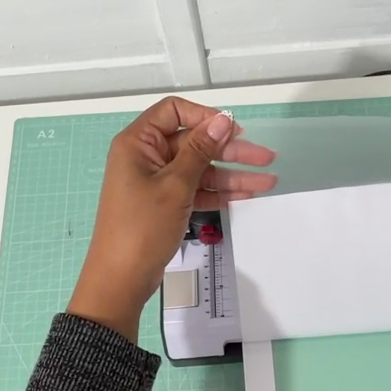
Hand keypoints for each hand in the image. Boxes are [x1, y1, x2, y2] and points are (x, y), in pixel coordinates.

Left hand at [68, 98, 275, 339]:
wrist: (121, 279)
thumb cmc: (142, 227)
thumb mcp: (176, 185)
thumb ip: (201, 150)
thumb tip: (223, 120)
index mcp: (138, 142)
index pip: (174, 112)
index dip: (205, 117)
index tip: (235, 130)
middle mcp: (146, 156)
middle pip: (194, 142)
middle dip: (230, 150)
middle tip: (266, 158)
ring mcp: (157, 181)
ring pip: (200, 169)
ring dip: (232, 175)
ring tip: (268, 181)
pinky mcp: (166, 204)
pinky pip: (197, 189)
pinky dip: (220, 192)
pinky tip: (248, 194)